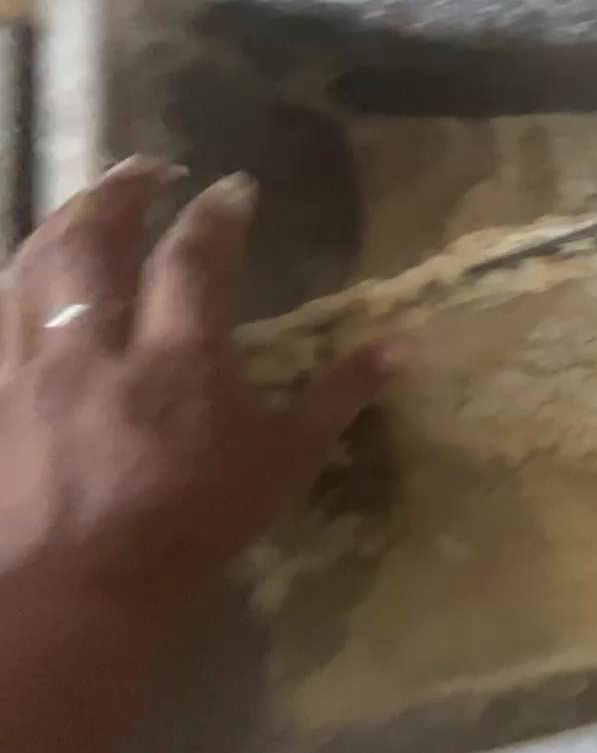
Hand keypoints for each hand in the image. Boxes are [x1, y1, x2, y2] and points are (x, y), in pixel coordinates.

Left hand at [0, 158, 393, 607]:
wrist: (75, 586)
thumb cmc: (200, 517)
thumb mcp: (291, 456)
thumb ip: (340, 394)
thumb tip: (400, 347)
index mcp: (180, 360)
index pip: (195, 263)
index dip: (216, 217)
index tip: (234, 186)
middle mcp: (95, 350)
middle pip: (89, 248)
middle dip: (117, 196)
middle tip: (143, 166)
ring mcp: (27, 372)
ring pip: (24, 275)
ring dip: (57, 226)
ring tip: (84, 203)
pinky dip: (10, 285)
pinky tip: (26, 278)